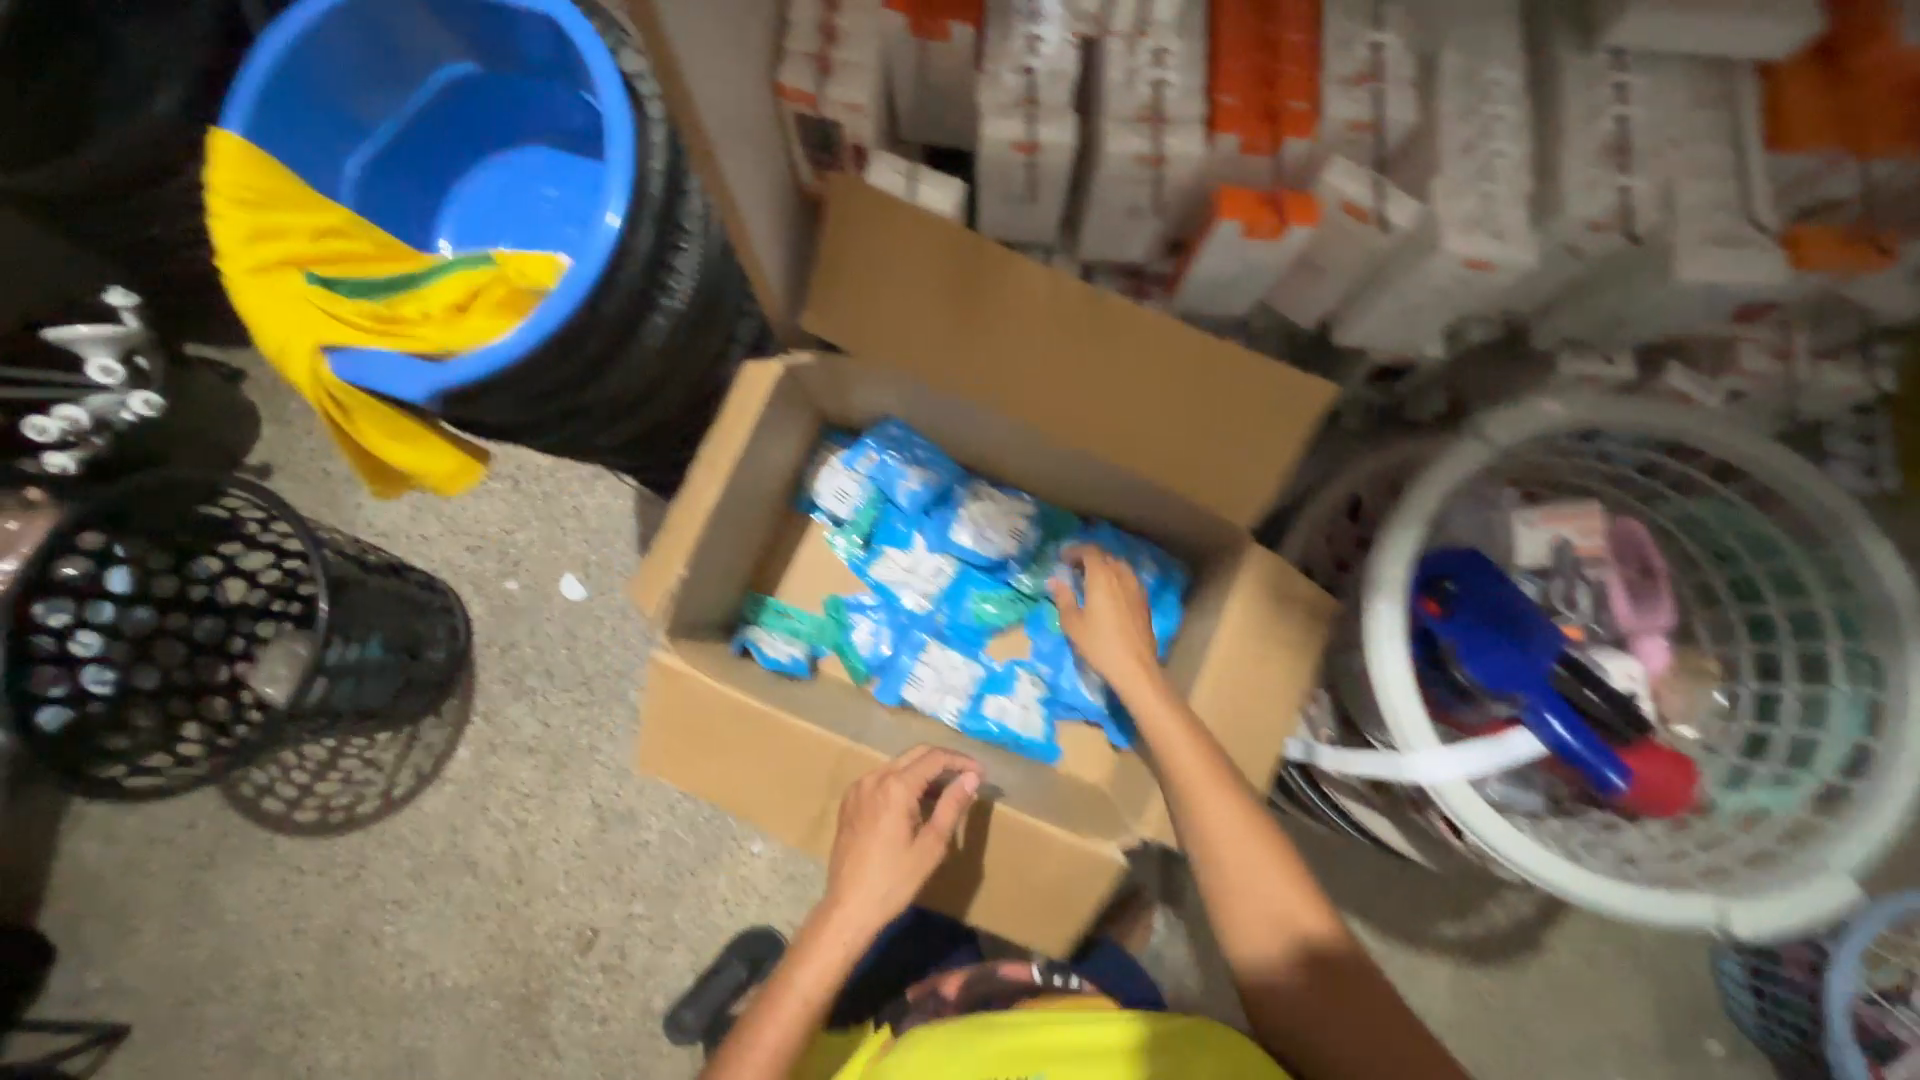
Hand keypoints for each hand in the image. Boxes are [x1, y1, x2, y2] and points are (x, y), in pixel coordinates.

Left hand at [819, 746, 982, 937]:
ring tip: (946, 792)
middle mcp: (874, 777)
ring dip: (923, 772)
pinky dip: (902, 782)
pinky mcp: (849, 801)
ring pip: (898, 765)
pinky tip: (916, 803)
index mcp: (895, 787)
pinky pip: (881, 779)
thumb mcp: (931, 845)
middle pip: (915, 754)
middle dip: (944, 761)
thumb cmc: (895, 880)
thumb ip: (952, 805)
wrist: (849, 907)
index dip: (961, 761)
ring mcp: (858, 788)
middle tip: (968, 777)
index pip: (935, 758)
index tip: (981, 773)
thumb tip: (971, 777)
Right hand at [1049, 545, 1166, 700]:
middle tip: (1074, 570)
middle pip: (1105, 557)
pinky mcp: (1144, 601)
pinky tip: (1109, 595)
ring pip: (1119, 567)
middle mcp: (1121, 576)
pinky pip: (1128, 580)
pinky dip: (1116, 579)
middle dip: (1089, 559)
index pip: (1090, 551)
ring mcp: (1136, 587)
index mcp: (1102, 577)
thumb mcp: (1072, 623)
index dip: (1075, 551)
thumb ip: (1063, 598)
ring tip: (1091, 581)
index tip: (1063, 559)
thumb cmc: (1099, 644)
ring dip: (1104, 568)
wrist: (1135, 666)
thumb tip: (1055, 581)